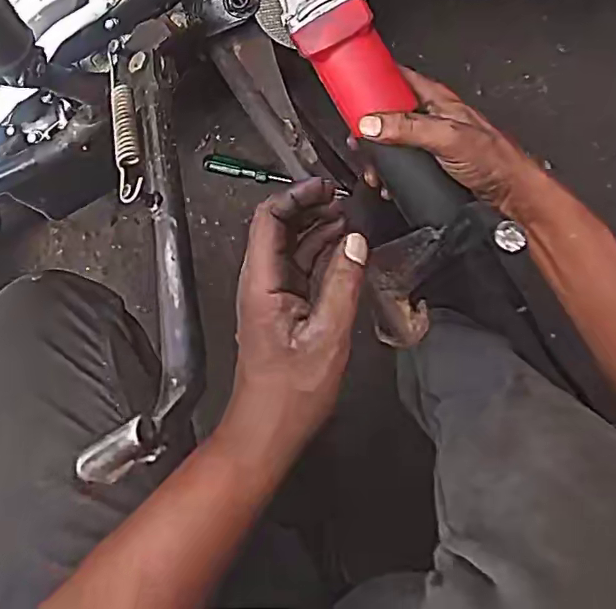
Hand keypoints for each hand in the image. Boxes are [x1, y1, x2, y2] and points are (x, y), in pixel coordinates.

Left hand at [220, 179, 366, 464]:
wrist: (267, 429)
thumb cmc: (287, 395)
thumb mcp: (327, 336)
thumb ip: (342, 284)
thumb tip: (356, 243)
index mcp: (260, 282)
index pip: (268, 218)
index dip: (295, 195)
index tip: (323, 188)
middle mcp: (259, 281)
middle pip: (277, 224)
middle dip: (308, 205)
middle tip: (339, 197)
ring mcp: (269, 291)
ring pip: (289, 242)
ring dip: (315, 226)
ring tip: (345, 216)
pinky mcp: (280, 303)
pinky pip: (298, 263)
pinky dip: (318, 248)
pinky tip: (340, 245)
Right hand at [356, 67, 548, 215]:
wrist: (513, 196)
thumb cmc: (496, 161)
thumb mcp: (447, 137)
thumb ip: (408, 127)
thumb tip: (372, 123)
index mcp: (436, 99)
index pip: (396, 76)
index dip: (373, 75)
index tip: (351, 82)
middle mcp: (431, 116)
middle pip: (388, 109)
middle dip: (369, 122)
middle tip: (357, 133)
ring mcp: (430, 139)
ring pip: (392, 136)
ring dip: (377, 150)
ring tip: (371, 161)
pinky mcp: (430, 162)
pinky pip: (400, 159)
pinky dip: (388, 167)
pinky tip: (385, 177)